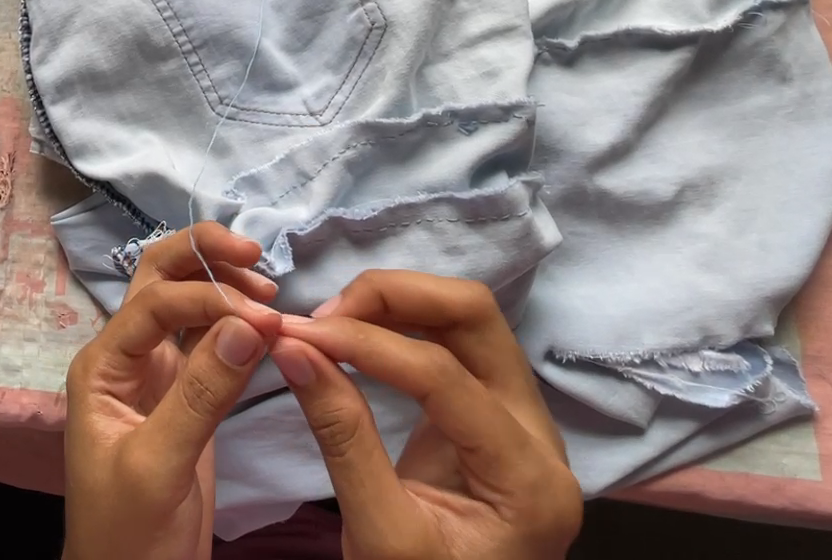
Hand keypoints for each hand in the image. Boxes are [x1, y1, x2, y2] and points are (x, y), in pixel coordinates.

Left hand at [64, 224, 284, 559]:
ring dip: (223, 285)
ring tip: (271, 296)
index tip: (264, 315)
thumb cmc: (126, 533)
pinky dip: (237, 325)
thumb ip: (199, 395)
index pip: (153, 303)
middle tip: (257, 255)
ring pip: (186, 303)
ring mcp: (158, 372)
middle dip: (202, 256)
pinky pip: (210, 343)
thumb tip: (246, 325)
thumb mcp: (157, 467)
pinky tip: (268, 325)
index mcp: (103, 363)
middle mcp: (127, 355)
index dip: (206, 297)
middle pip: (159, 278)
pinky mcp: (187, 394)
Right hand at [272, 271, 580, 559]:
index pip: (444, 375)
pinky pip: (450, 338)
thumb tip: (291, 348)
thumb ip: (342, 437)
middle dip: (392, 296)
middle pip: (475, 317)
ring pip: (465, 315)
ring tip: (331, 321)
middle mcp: (540, 434)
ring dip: (393, 301)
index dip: (364, 342)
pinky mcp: (488, 410)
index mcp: (529, 480)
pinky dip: (397, 319)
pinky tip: (355, 332)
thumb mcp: (379, 536)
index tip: (296, 335)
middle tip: (323, 317)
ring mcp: (520, 418)